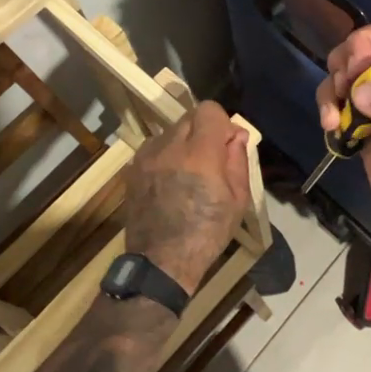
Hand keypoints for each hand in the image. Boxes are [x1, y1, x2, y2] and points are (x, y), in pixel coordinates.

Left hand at [123, 101, 251, 292]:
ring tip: (188, 172)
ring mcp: (146, 157)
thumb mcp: (237, 200)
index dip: (222, 122)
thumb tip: (236, 135)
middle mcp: (169, 147)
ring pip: (170, 132)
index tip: (227, 144)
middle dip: (203, 131)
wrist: (162, 261)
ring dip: (183, 142)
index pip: (210, 110)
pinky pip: (153, 148)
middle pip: (189, 117)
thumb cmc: (207, 233)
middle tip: (211, 158)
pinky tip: (170, 180)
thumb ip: (238, 160)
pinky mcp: (132, 169)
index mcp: (200, 154)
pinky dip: (165, 155)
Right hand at [315, 22, 370, 244]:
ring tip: (331, 123)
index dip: (363, 43)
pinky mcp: (364, 135)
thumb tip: (361, 92)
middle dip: (340, 69)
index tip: (352, 72)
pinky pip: (339, 111)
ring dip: (329, 95)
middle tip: (342, 96)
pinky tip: (333, 135)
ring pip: (343, 83)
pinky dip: (329, 116)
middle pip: (358, 55)